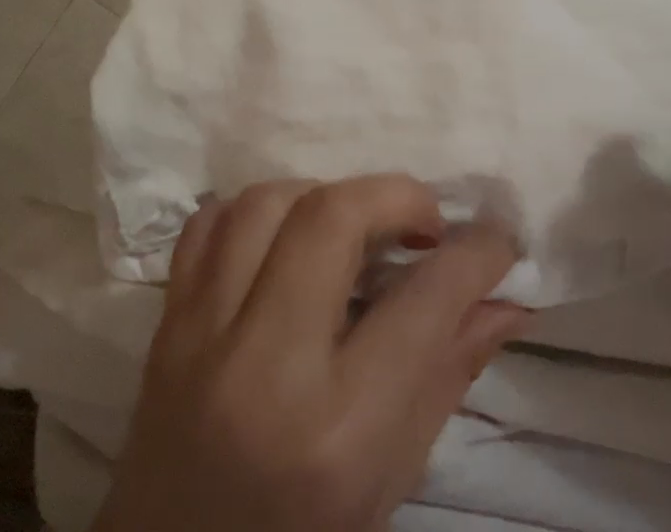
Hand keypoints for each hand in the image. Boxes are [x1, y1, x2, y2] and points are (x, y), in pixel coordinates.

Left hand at [94, 174, 526, 531]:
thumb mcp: (392, 474)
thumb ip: (449, 373)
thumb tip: (505, 298)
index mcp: (340, 426)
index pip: (423, 301)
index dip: (477, 255)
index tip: (496, 241)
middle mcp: (266, 365)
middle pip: (331, 218)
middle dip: (396, 196)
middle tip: (425, 224)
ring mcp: (201, 336)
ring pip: (263, 204)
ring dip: (324, 197)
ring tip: (355, 229)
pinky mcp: (165, 323)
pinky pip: (205, 226)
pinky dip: (255, 212)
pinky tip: (286, 239)